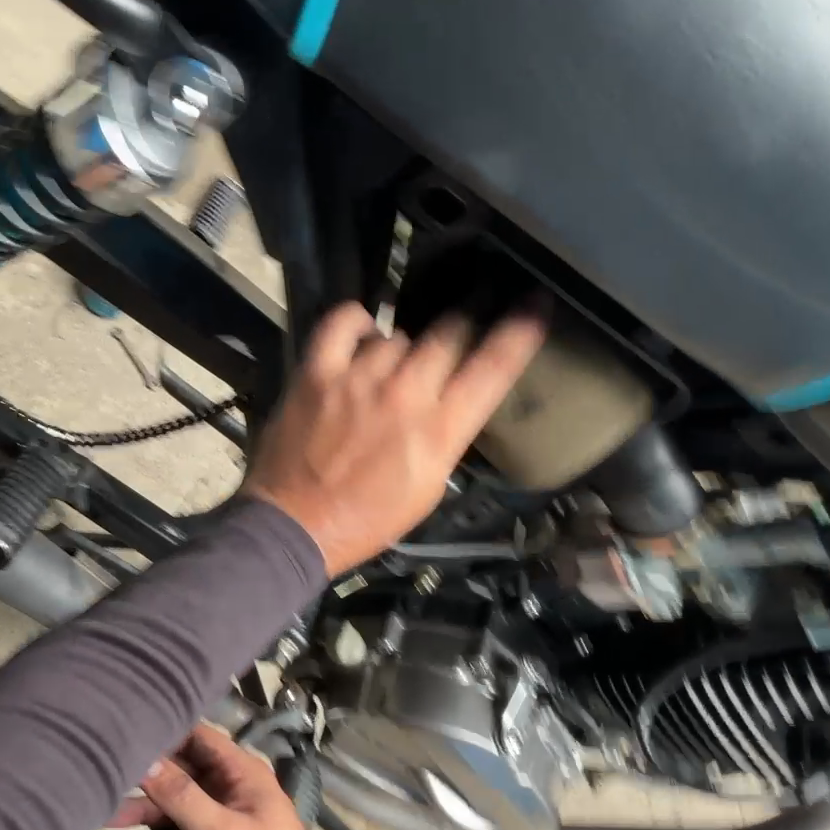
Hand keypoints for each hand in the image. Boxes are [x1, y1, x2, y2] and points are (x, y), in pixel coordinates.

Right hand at [111, 725, 343, 829]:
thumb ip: (180, 795)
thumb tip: (142, 758)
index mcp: (244, 773)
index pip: (196, 735)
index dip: (162, 733)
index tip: (122, 738)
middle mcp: (237, 787)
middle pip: (184, 769)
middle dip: (150, 778)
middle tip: (108, 784)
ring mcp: (231, 816)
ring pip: (183, 801)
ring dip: (156, 812)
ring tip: (115, 821)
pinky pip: (190, 827)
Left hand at [244, 302, 546, 574]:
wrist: (294, 526)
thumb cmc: (363, 520)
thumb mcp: (427, 487)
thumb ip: (444, 437)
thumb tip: (448, 401)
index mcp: (440, 431)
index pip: (494, 368)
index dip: (520, 330)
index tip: (534, 303)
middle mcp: (406, 396)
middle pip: (448, 334)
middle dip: (457, 332)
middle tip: (449, 342)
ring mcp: (358, 381)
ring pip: (396, 337)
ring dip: (399, 350)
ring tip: (387, 370)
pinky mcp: (316, 375)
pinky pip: (340, 325)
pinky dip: (355, 322)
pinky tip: (361, 332)